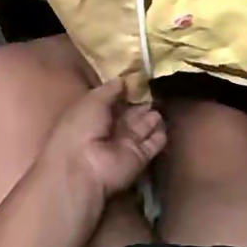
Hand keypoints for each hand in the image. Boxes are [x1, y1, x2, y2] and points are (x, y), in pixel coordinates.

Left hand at [33, 78, 166, 204]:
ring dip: (151, 119)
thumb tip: (122, 80)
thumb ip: (109, 90)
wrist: (85, 167)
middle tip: (155, 93)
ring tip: (162, 105)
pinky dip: (159, 136)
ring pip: (142, 129)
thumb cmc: (81, 127)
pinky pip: (152, 145)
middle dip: (140, 106)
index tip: (137, 83)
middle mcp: (109, 132)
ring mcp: (125, 146)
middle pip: (129, 117)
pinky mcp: (139, 158)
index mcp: (92, 117)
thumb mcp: (92, 100)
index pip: (111, 104)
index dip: (124, 94)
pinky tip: (165, 124)